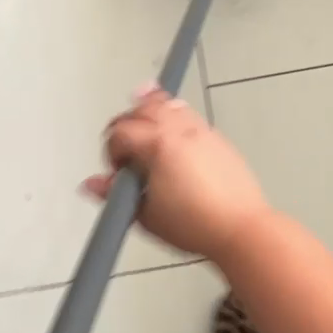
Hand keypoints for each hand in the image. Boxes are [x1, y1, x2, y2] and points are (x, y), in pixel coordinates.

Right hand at [87, 88, 272, 259]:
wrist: (240, 228)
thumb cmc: (196, 225)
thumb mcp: (147, 216)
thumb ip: (116, 195)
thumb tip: (91, 185)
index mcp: (157, 145)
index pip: (120, 132)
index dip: (111, 150)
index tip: (116, 170)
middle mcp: (179, 130)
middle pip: (141, 109)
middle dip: (125, 124)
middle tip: (122, 147)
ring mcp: (200, 131)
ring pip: (167, 104)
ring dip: (149, 110)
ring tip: (142, 122)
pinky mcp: (216, 139)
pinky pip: (189, 114)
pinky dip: (173, 113)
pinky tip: (171, 126)